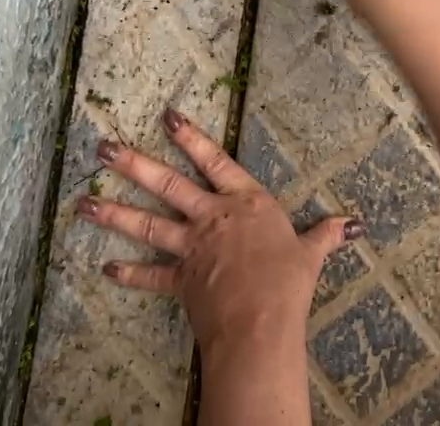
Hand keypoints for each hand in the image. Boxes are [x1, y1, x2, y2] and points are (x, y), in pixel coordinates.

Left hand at [80, 108, 365, 352]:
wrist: (260, 323)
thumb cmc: (287, 282)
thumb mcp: (310, 253)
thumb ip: (326, 234)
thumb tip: (354, 224)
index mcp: (245, 202)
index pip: (214, 160)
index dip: (191, 137)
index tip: (167, 116)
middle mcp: (212, 217)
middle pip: (168, 186)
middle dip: (134, 165)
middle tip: (104, 150)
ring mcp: (192, 248)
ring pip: (149, 225)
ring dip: (115, 213)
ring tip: (84, 202)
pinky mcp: (181, 282)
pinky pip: (151, 277)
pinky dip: (130, 273)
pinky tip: (107, 268)